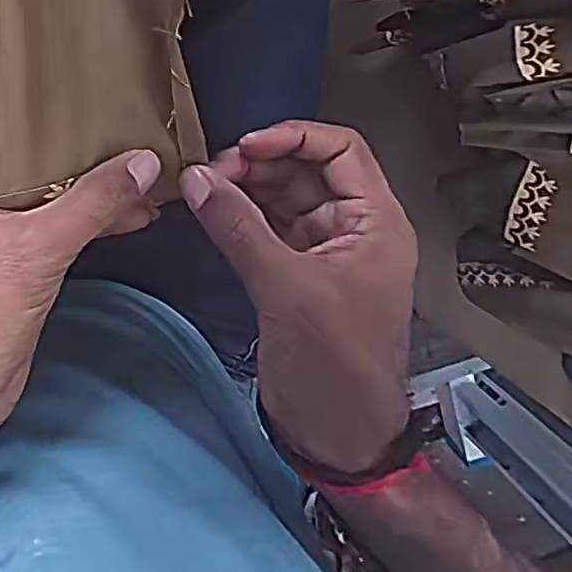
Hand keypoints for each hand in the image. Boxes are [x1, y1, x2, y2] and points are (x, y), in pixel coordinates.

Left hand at [0, 149, 162, 484]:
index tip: (113, 113)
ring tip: (147, 186)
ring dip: (101, 197)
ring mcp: (4, 236)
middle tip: (141, 151)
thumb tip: (143, 162)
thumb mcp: (41, 245)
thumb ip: (93, 201)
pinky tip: (128, 218)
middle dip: (96, 165)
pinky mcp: (22, 266)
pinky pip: (65, 231)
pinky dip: (96, 224)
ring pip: (61, 202)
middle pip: (49, 171)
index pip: (26, 140)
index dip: (70, 128)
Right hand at [181, 120, 415, 471]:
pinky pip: (264, 224)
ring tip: (206, 189)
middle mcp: (350, 227)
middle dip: (258, 164)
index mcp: (375, 222)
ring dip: (243, 187)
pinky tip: (212, 210)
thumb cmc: (337, 365)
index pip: (341, 150)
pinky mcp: (293, 270)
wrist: (337, 434)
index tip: (245, 146)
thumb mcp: (286, 288)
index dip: (293, 137)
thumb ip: (238, 227)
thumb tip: (196, 178)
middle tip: (213, 173)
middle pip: (304, 169)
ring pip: (280, 196)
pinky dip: (237, 214)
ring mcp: (320, 248)